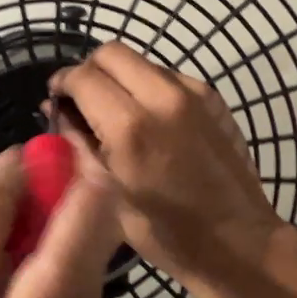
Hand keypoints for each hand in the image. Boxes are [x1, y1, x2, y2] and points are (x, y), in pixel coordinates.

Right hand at [47, 43, 284, 297]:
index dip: (62, 84)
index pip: (83, 77)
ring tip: (115, 112)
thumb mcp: (109, 193)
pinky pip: (167, 76)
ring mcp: (193, 93)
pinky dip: (148, 87)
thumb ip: (79, 144)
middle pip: (111, 53)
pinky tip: (150, 120)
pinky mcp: (213, 97)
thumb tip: (57, 111)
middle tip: (82, 100)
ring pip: (140, 61)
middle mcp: (163, 97)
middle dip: (89, 71)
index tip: (56, 100)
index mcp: (131, 127)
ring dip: (119, 77)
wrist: (240, 244)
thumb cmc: (167, 233)